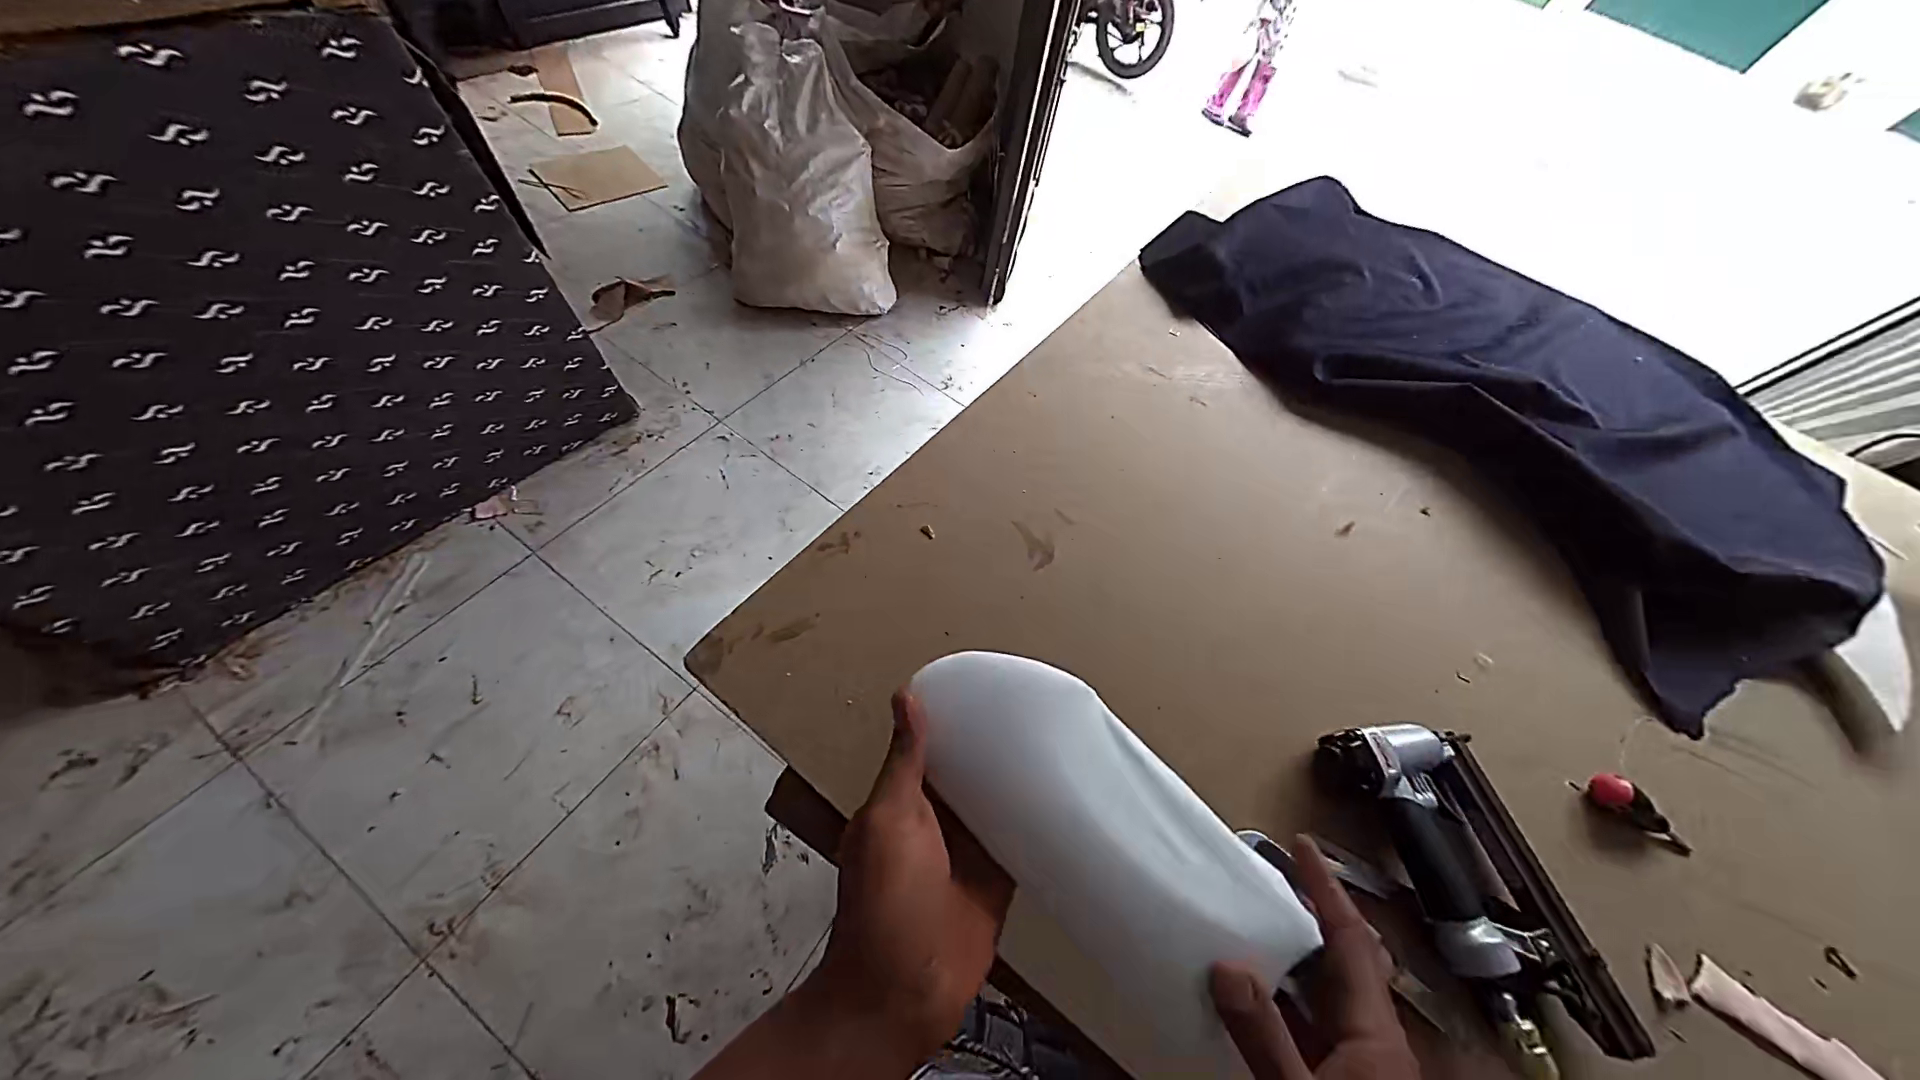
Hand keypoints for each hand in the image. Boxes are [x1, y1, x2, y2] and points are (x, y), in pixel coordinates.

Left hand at [799, 690, 1015, 1064]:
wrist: (905, 991)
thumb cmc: (882, 910)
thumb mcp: (889, 821)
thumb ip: (903, 764)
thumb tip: (904, 703)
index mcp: (905, 798)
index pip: (932, 744)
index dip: (952, 718)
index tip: (980, 690)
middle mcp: (937, 818)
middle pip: (969, 770)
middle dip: (990, 746)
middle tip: (1025, 710)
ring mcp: (967, 847)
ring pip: (995, 800)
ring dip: (1013, 779)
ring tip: (1046, 743)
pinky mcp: (995, 874)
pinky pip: (1018, 838)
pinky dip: (1033, 820)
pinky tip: (1055, 798)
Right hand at [1209, 836, 1419, 1079]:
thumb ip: (1266, 1038)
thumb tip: (1229, 970)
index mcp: (1376, 1039)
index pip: (1351, 942)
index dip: (1327, 890)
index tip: (1304, 847)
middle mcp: (1373, 1045)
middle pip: (1343, 963)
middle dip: (1308, 920)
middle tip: (1268, 887)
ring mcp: (1358, 1067)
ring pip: (1322, 997)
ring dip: (1286, 962)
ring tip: (1245, 934)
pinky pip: (1307, 1029)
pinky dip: (1275, 1006)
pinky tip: (1246, 1005)